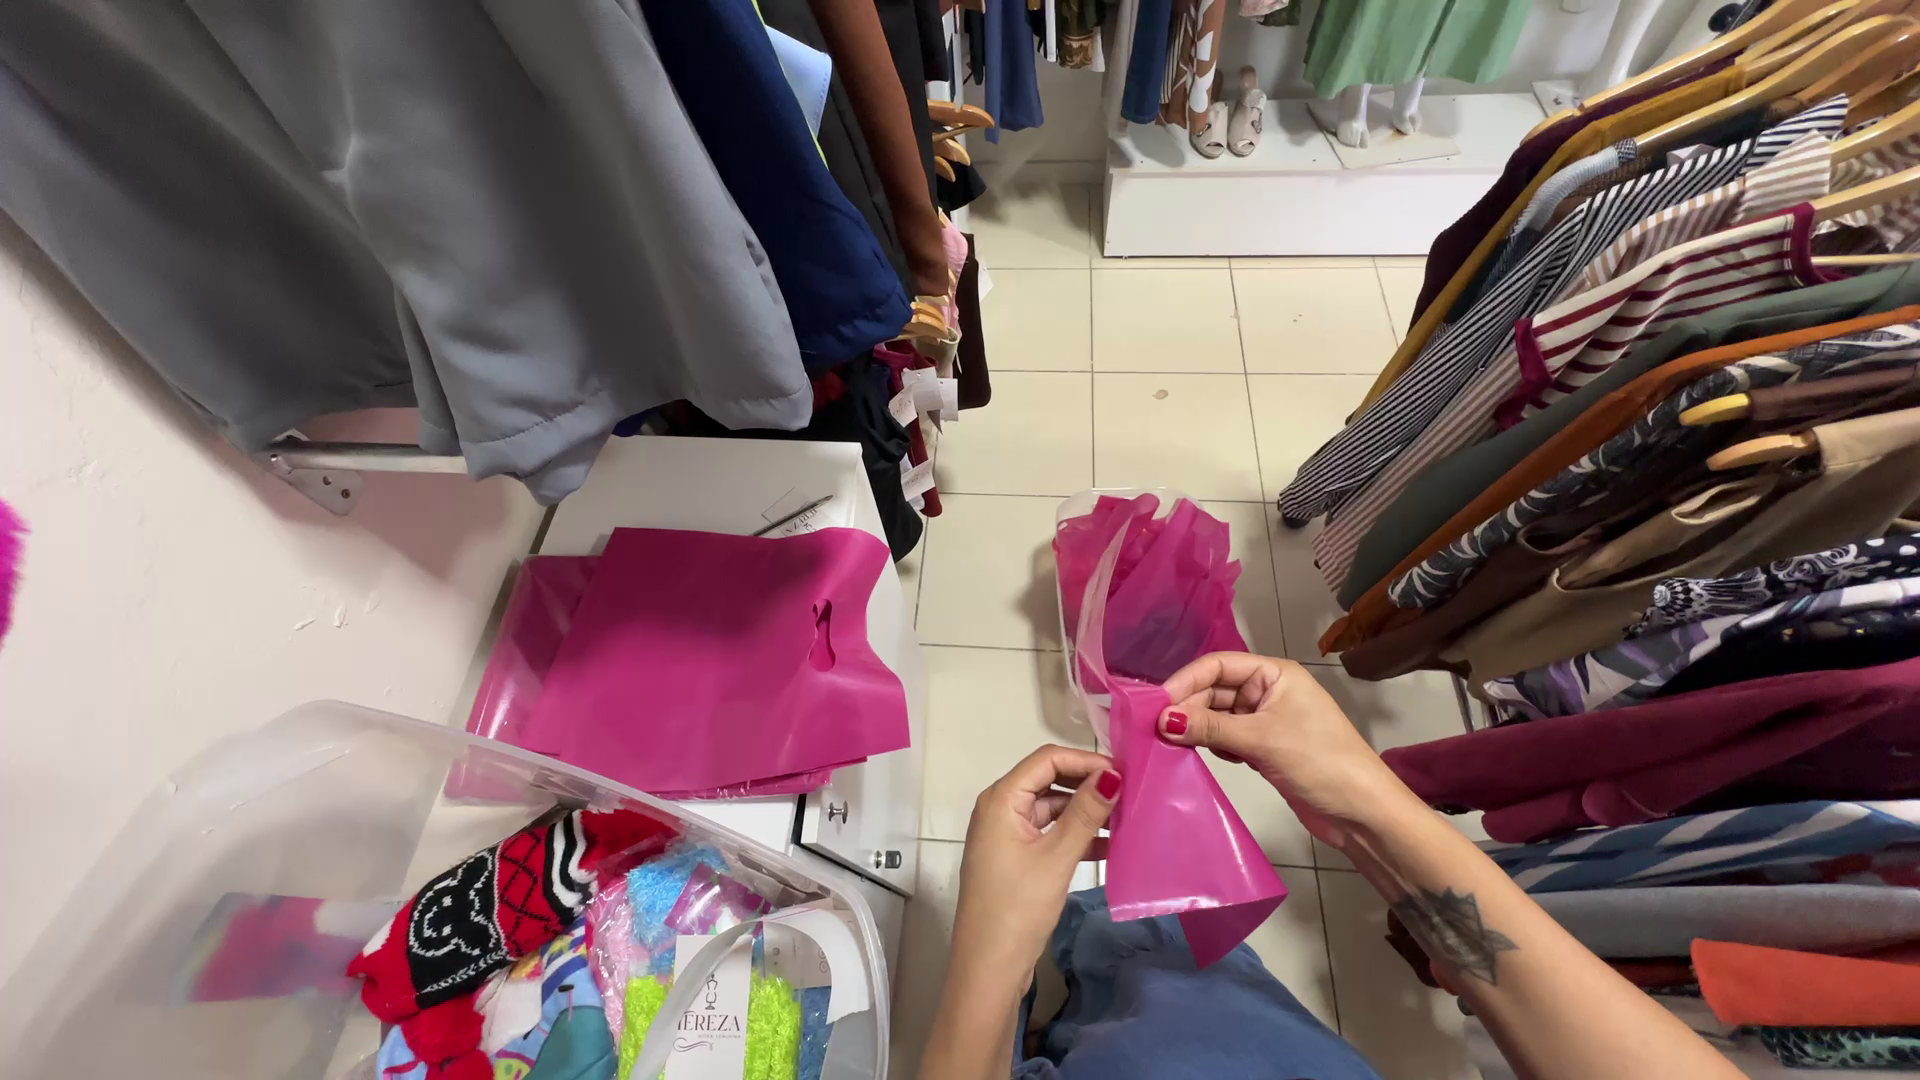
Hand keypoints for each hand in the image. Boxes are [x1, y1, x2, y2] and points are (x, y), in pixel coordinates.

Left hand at [949, 745, 1119, 996]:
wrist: (988, 969)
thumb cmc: (1018, 908)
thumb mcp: (1057, 858)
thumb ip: (1085, 813)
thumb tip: (1114, 774)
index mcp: (1001, 798)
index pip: (1047, 759)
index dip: (1085, 760)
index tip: (1124, 771)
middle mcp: (1000, 807)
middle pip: (1049, 779)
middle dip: (1087, 782)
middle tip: (1129, 791)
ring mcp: (1006, 832)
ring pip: (1051, 806)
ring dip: (1084, 810)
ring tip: (1126, 817)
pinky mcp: (1015, 855)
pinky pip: (1049, 831)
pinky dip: (1075, 833)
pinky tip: (1109, 845)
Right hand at [1157, 651, 1425, 850]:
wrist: (1365, 815)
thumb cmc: (1320, 762)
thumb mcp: (1261, 740)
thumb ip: (1210, 728)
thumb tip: (1161, 720)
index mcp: (1275, 674)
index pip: (1218, 666)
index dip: (1185, 681)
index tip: (1155, 704)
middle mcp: (1268, 691)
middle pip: (1214, 690)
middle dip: (1186, 707)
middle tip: (1153, 729)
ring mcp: (1266, 720)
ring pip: (1217, 715)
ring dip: (1195, 727)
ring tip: (1167, 743)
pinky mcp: (1263, 747)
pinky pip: (1225, 737)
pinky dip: (1210, 744)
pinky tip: (1195, 755)